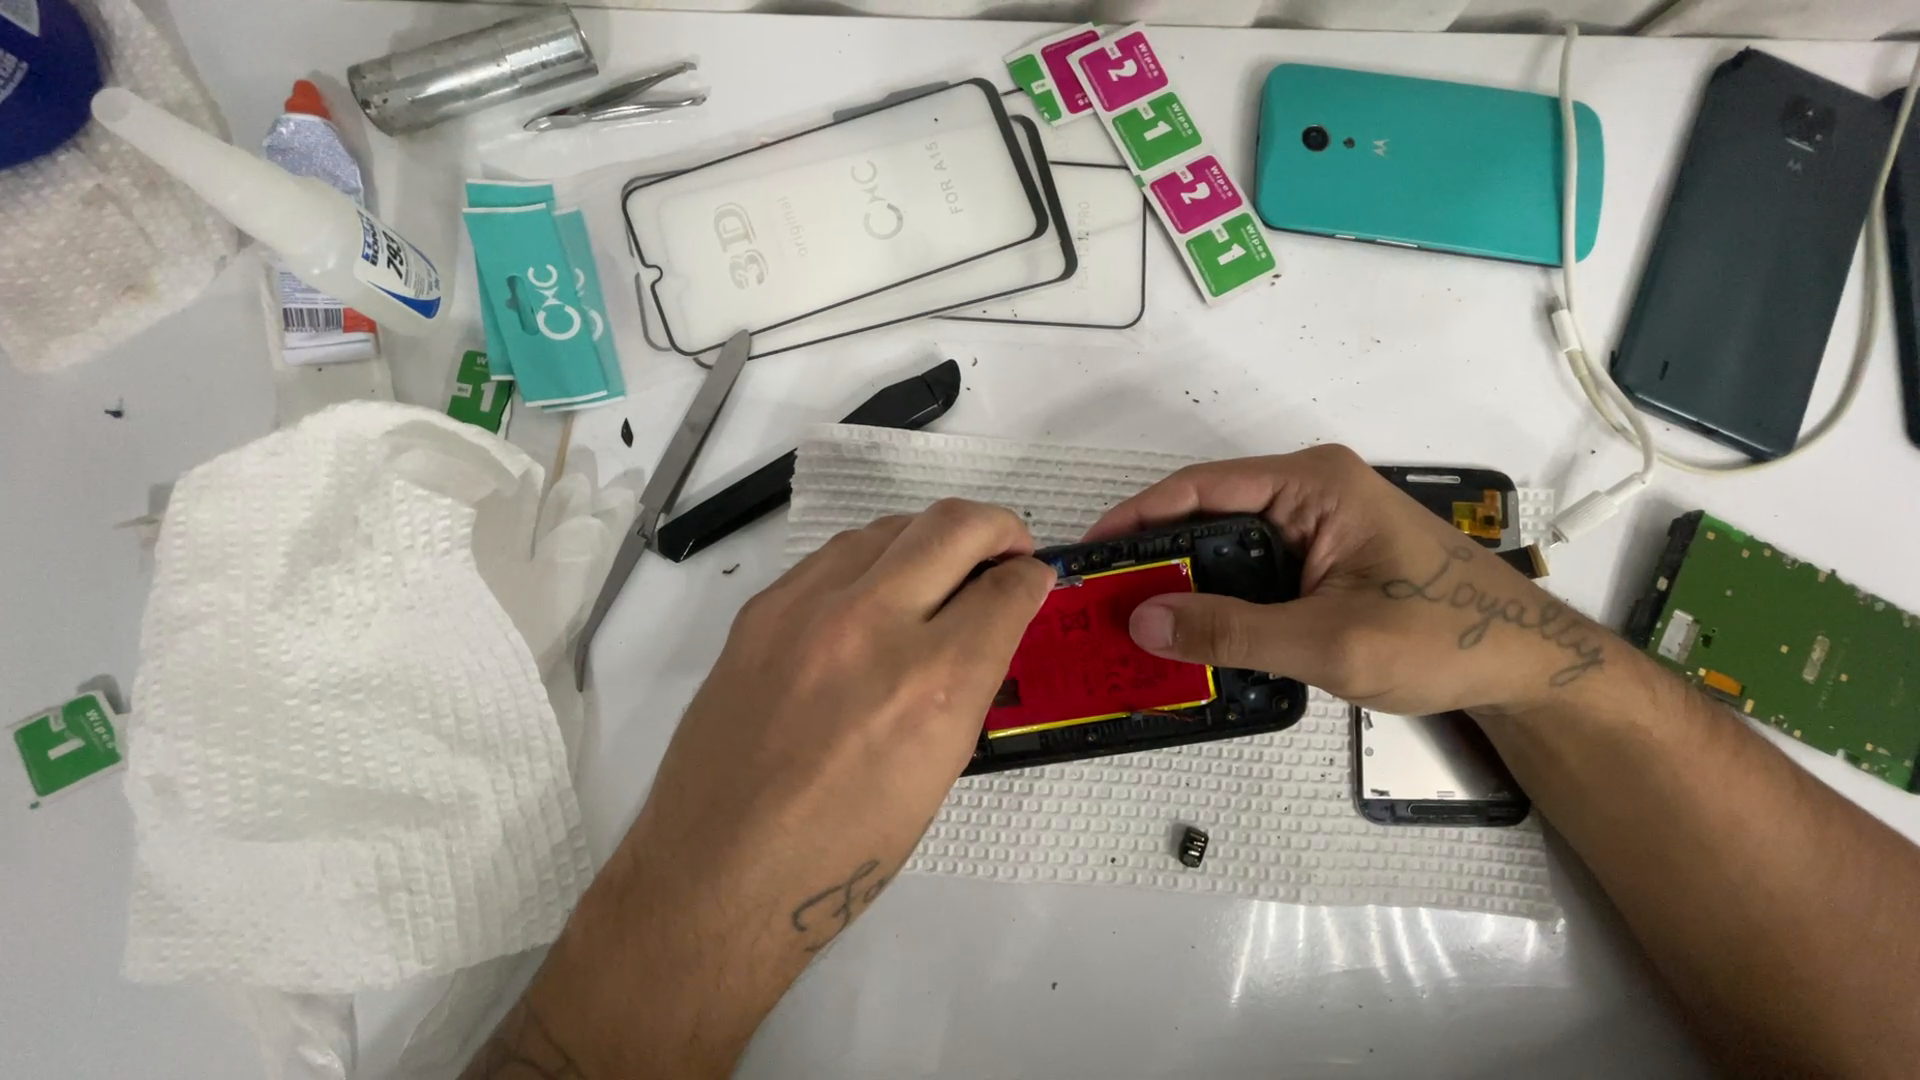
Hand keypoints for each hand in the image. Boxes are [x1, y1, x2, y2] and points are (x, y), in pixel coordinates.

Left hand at [501, 500, 1052, 1078]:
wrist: (718, 870)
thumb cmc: (844, 848)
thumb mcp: (938, 771)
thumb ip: (970, 683)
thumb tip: (989, 625)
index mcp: (932, 685)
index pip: (1005, 591)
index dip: (1032, 578)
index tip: (1034, 579)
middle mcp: (872, 626)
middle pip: (955, 527)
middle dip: (999, 528)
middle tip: (1007, 549)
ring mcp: (806, 608)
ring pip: (891, 526)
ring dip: (932, 537)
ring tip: (940, 569)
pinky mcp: (761, 609)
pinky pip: (835, 554)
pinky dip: (873, 558)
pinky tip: (874, 591)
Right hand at [1084, 445, 1611, 716]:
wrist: (1529, 668)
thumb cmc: (1445, 640)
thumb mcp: (1332, 643)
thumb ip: (1233, 632)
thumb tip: (1140, 622)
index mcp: (1314, 484)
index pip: (1201, 487)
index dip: (1137, 516)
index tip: (1089, 553)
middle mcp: (1308, 490)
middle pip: (1206, 513)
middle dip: (1152, 553)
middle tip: (1103, 596)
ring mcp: (1315, 524)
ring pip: (1224, 545)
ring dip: (1181, 580)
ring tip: (1132, 617)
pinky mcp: (1320, 557)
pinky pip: (1249, 569)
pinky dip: (1215, 597)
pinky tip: (1189, 630)